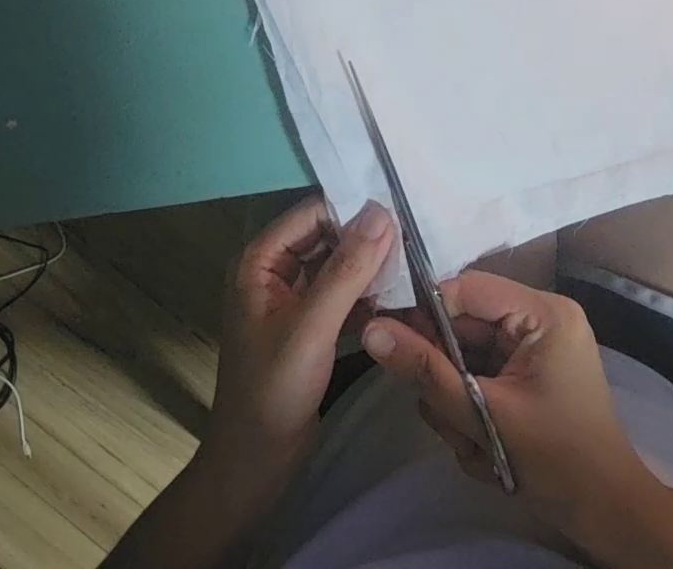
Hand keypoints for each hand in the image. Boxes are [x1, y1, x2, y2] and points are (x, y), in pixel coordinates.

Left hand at [202, 196, 394, 475]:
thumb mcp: (313, 325)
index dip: (353, 213)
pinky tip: (400, 304)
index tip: (401, 218)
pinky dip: (367, 297)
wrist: (257, 458)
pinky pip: (342, 295)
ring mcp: (291, 298)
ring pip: (338, 267)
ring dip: (371, 271)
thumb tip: (381, 214)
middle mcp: (274, 271)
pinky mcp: (309, 324)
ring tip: (414, 272)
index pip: (311, 215)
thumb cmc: (274, 388)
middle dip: (366, 242)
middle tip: (415, 247)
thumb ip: (347, 269)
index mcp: (260, 260)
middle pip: (326, 237)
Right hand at [361, 271, 652, 538]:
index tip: (390, 342)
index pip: (466, 289)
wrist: (608, 517)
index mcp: (543, 314)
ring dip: (455, 400)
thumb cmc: (559, 462)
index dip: (424, 312)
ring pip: (463, 354)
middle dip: (445, 373)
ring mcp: (531, 348)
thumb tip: (372, 330)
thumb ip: (426, 372)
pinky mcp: (524, 373)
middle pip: (461, 324)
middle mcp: (539, 319)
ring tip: (473, 441)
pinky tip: (482, 446)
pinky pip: (476, 374)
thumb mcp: (485, 417)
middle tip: (443, 414)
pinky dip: (469, 409)